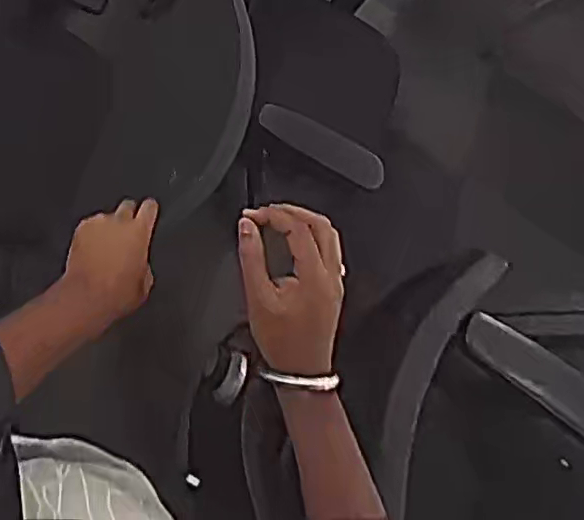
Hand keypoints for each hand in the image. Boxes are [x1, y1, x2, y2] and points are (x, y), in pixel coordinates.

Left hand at [62, 199, 158, 326]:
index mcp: (139, 231)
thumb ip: (145, 266)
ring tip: (102, 250)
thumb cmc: (117, 293)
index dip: (149, 210)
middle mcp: (119, 221)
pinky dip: (90, 235)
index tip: (149, 213)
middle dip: (127, 217)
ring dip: (107, 229)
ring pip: (106, 218)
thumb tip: (141, 264)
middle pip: (127, 206)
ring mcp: (98, 222)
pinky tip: (89, 252)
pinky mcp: (81, 228)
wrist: (86, 297)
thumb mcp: (143, 286)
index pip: (149, 207)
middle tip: (124, 235)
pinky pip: (90, 226)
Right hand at [237, 204, 344, 376]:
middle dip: (292, 211)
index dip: (274, 215)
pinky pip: (330, 248)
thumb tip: (247, 227)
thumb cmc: (282, 343)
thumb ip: (251, 257)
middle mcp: (330, 276)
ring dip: (304, 220)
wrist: (301, 373)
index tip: (254, 215)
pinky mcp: (334, 286)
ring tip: (280, 218)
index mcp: (314, 277)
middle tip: (268, 210)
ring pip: (329, 234)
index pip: (298, 229)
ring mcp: (336, 281)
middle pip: (320, 224)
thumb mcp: (258, 298)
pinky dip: (312, 234)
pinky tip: (296, 238)